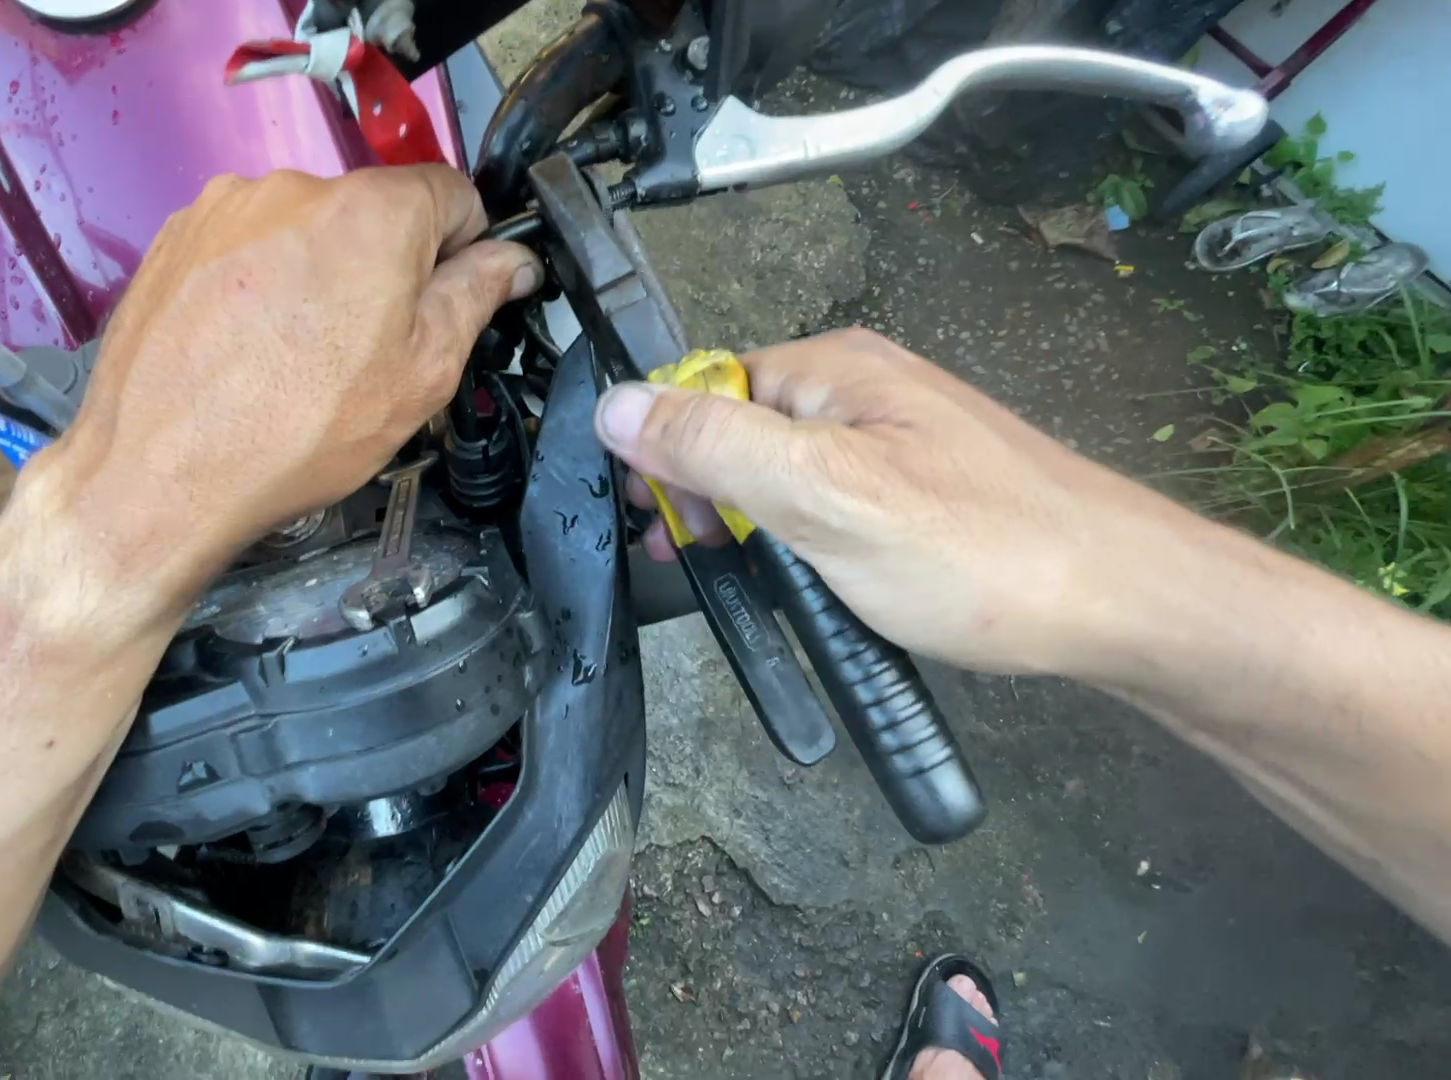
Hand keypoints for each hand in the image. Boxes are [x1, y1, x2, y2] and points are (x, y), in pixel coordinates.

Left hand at [9, 166, 540, 633]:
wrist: (163, 471)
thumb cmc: (298, 432)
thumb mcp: (422, 375)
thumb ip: (476, 298)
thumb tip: (511, 260)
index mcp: (372, 215)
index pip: (453, 194)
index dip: (465, 249)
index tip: (448, 296)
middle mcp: (296, 189)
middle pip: (377, 213)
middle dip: (390, 270)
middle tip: (370, 350)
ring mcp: (227, 208)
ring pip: (311, 231)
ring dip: (324, 278)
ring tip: (301, 358)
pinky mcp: (179, 237)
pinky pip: (252, 246)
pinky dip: (266, 284)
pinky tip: (253, 348)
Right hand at [594, 328, 1210, 673]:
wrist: (1129, 608)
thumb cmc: (975, 553)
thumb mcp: (823, 496)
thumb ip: (714, 447)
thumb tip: (614, 405)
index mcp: (831, 370)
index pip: (704, 386)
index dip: (667, 451)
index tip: (658, 521)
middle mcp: (856, 388)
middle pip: (735, 423)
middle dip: (698, 486)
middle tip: (689, 552)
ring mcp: (887, 437)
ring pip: (774, 465)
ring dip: (739, 514)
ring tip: (733, 569)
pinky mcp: (908, 483)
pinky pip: (817, 493)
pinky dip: (787, 529)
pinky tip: (791, 568)